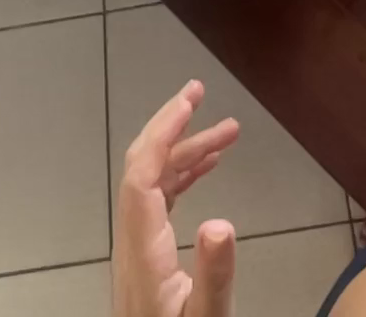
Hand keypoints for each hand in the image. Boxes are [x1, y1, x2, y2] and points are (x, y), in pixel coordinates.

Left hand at [114, 80, 241, 316]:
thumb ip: (214, 274)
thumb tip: (223, 221)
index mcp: (144, 248)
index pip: (142, 173)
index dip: (163, 130)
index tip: (191, 99)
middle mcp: (135, 239)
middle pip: (143, 166)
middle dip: (171, 124)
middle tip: (200, 91)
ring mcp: (139, 246)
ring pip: (155, 181)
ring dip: (188, 150)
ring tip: (230, 131)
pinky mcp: (147, 255)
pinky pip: (162, 199)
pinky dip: (185, 174)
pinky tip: (210, 167)